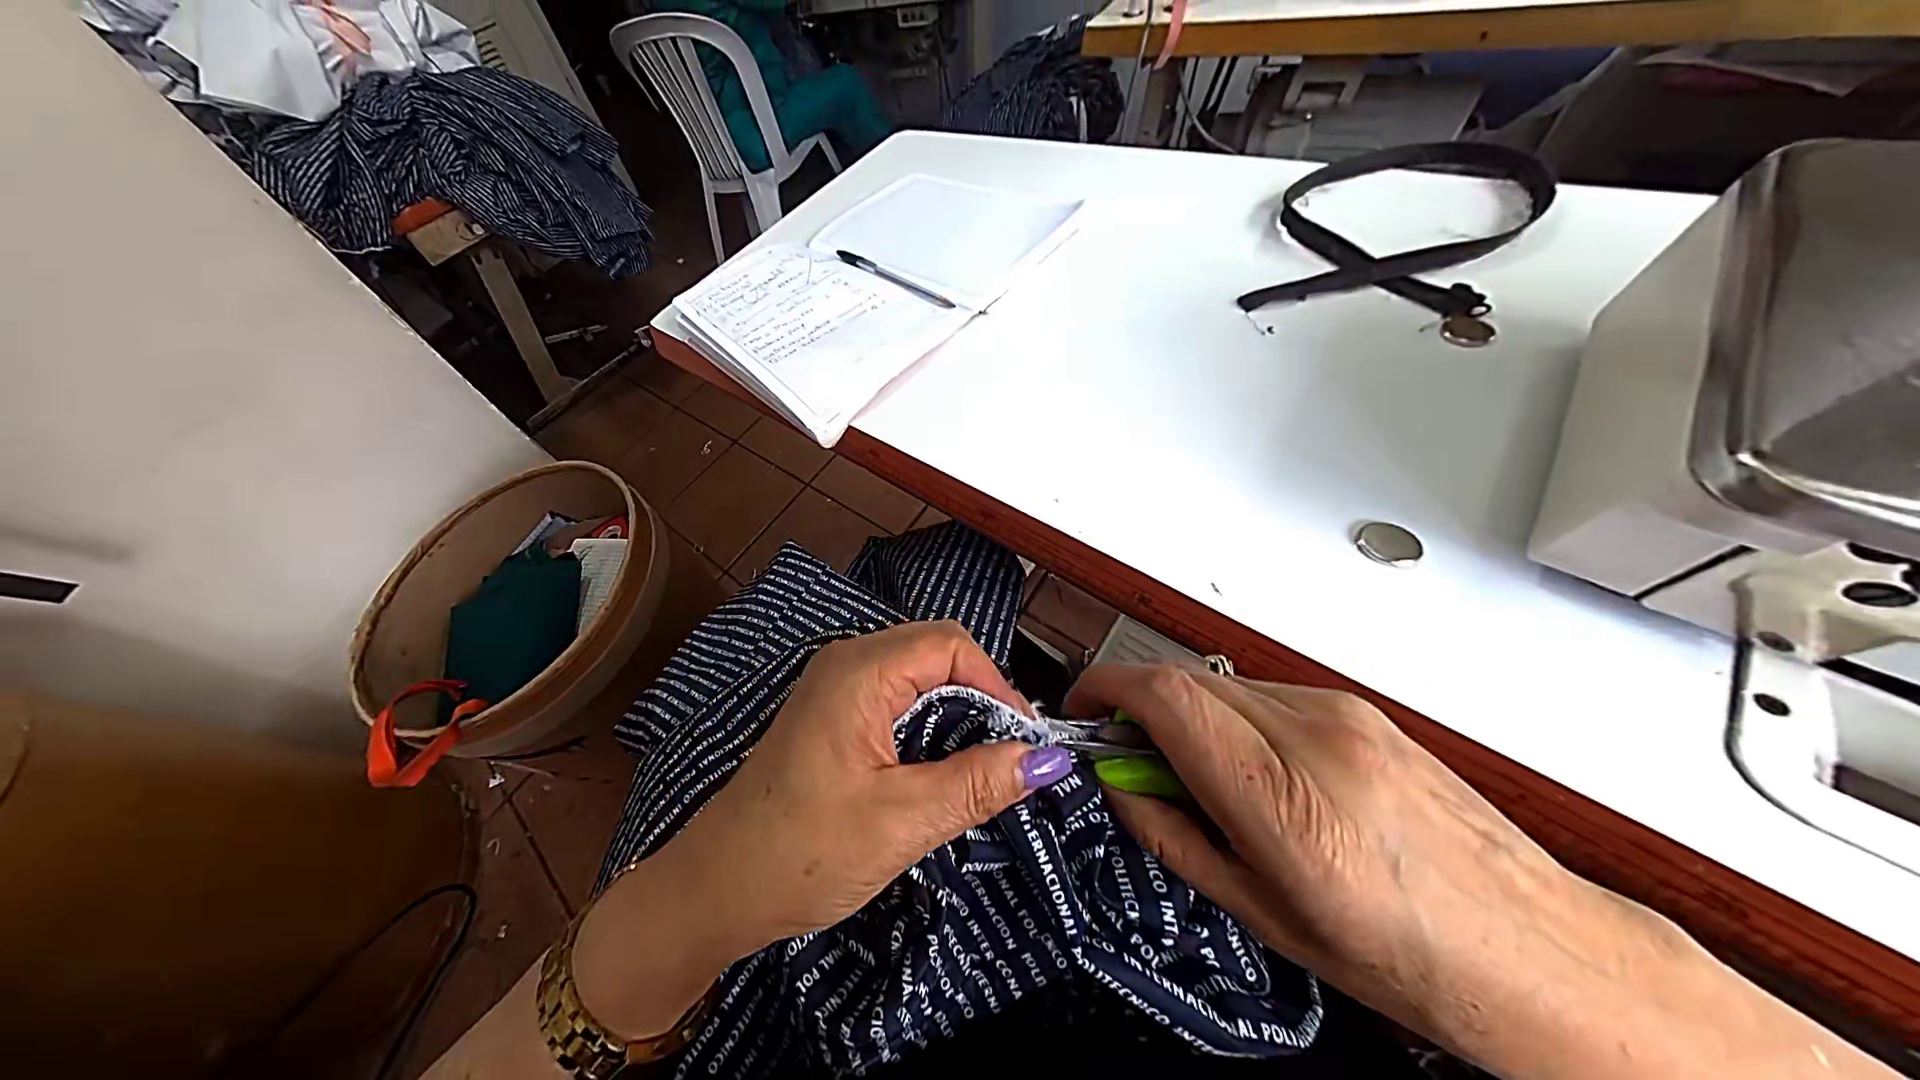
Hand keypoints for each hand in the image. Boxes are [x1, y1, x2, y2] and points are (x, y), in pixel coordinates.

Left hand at [573, 622, 1073, 1039]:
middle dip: (982, 698)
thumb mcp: (902, 820)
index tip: (1025, 742)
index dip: (997, 686)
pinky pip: (899, 700)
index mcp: (859, 672)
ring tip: (983, 766)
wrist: (715, 891)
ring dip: (958, 715)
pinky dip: (931, 725)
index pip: (951, 646)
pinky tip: (942, 766)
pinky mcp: (835, 715)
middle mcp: (848, 664)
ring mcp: (838, 688)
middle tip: (1009, 756)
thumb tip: (1049, 760)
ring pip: (921, 678)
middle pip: (937, 654)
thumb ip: (978, 783)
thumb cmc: (803, 852)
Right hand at [1065, 665, 1685, 1070]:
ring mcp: (1343, 714)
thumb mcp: (1261, 911)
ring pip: (1220, 682)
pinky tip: (1246, 765)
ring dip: (1184, 711)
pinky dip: (1228, 715)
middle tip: (1128, 751)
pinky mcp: (1357, 707)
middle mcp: (1315, 738)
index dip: (1109, 686)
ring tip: (1196, 771)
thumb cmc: (1409, 953)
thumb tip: (1120, 784)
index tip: (1086, 706)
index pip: (1168, 697)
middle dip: (1138, 703)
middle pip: (1186, 678)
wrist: (1532, 947)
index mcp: (1286, 803)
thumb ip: (1171, 834)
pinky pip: (1262, 692)